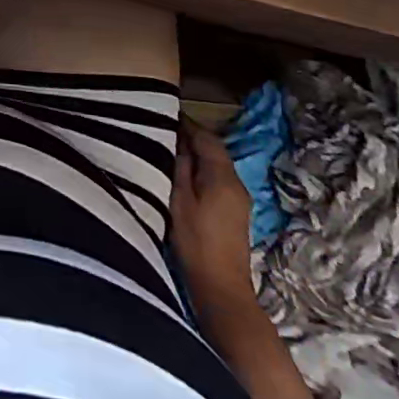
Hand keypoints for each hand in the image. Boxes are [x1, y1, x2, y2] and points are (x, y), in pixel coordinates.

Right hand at [171, 119, 257, 311]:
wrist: (221, 286)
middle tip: (160, 127)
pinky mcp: (233, 211)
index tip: (163, 112)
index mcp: (223, 177)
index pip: (207, 139)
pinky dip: (200, 168)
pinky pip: (216, 178)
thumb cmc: (195, 240)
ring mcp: (238, 199)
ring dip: (195, 153)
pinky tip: (180, 172)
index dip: (187, 123)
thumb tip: (177, 141)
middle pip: (214, 150)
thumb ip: (180, 167)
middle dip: (190, 136)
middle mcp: (236, 183)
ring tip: (166, 146)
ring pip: (215, 164)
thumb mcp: (178, 199)